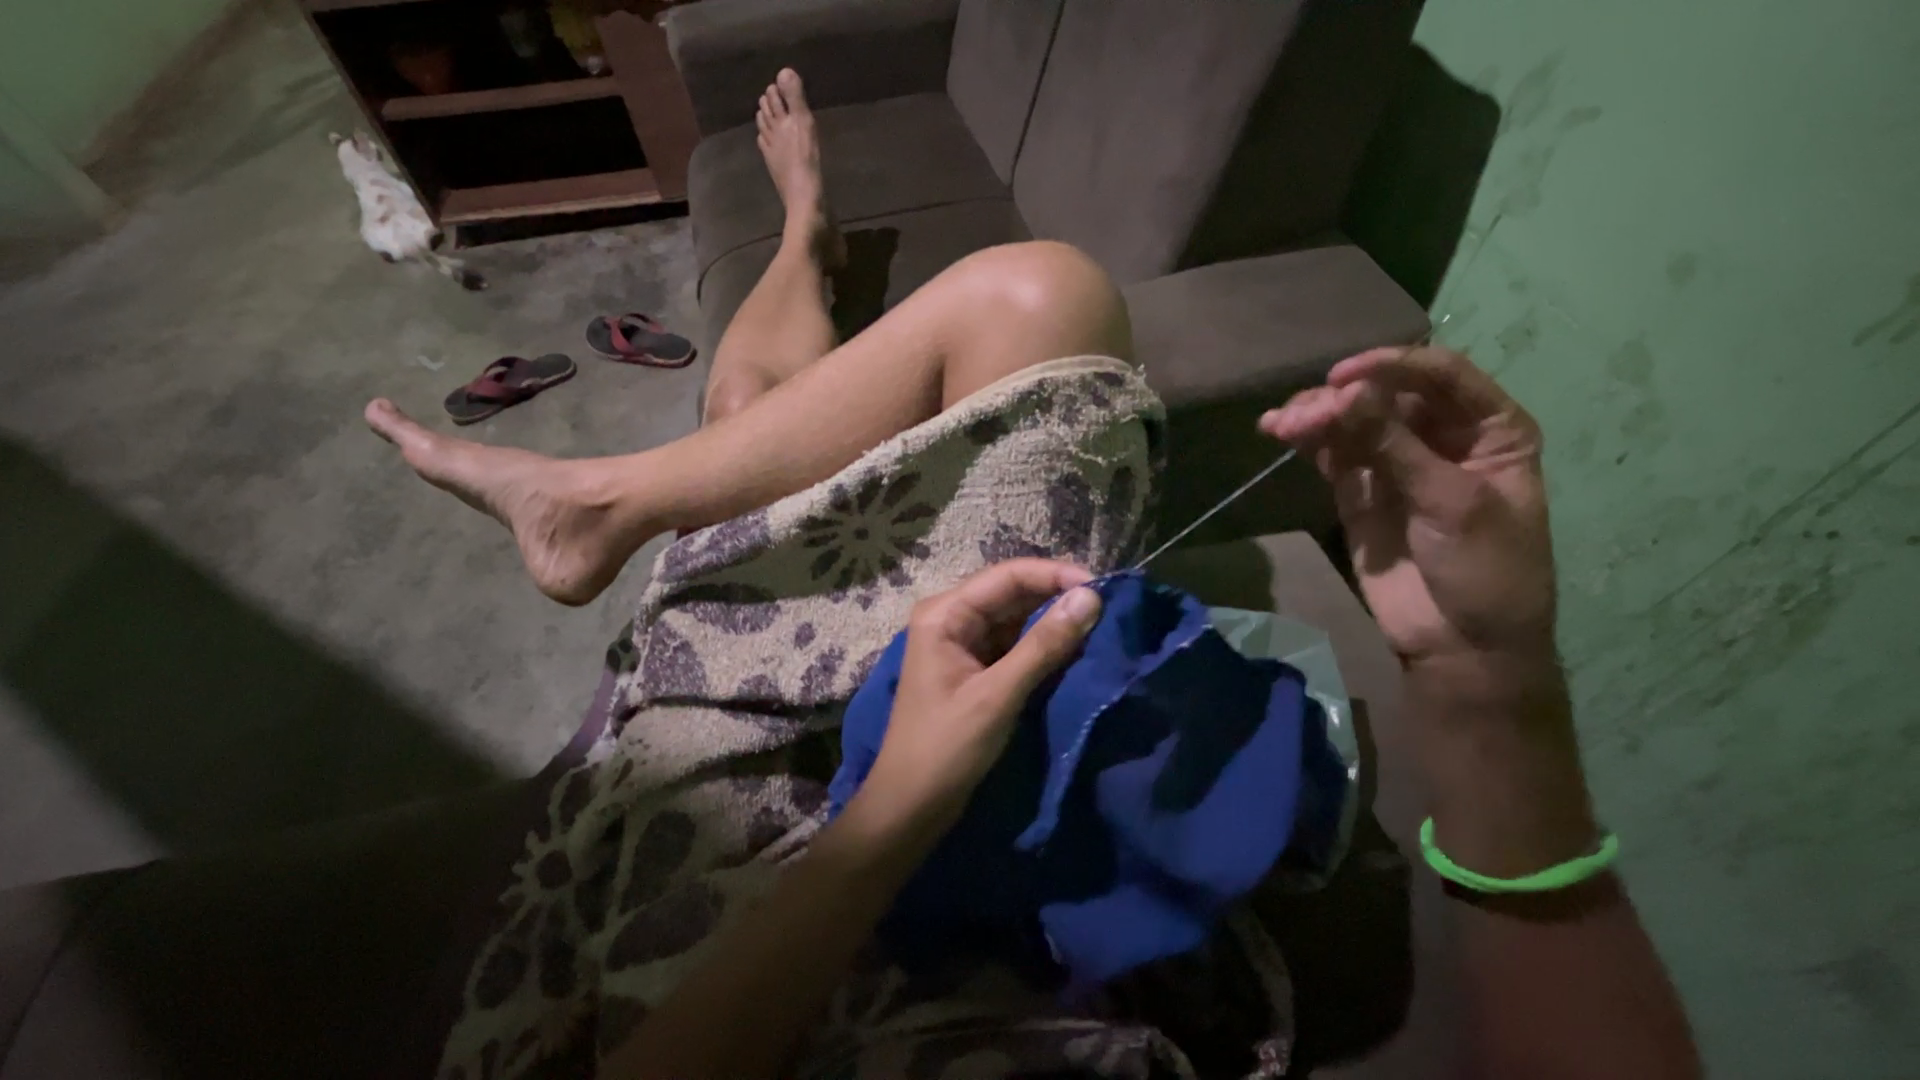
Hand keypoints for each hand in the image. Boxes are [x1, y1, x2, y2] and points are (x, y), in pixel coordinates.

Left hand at [855, 559, 1103, 832]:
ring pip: (1017, 617)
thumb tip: (1090, 598)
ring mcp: (962, 643)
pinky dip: (1043, 645)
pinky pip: (1015, 643)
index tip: (1104, 590)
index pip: (1008, 575)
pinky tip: (1074, 650)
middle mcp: (951, 617)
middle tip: (1109, 609)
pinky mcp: (975, 667)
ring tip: (1100, 626)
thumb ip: (1044, 645)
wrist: (911, 805)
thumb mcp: (998, 695)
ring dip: (1054, 620)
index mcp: (945, 613)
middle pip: (1013, 592)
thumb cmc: (946, 747)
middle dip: (1059, 596)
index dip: (1056, 575)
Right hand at [1259, 346, 1557, 690]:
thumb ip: (1394, 445)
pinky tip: (1279, 431)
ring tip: (1281, 425)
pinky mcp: (1360, 494)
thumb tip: (1342, 393)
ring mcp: (1396, 464)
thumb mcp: (1450, 502)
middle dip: (1343, 397)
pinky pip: (1332, 455)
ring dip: (1316, 416)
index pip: (1442, 375)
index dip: (1393, 366)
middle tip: (1303, 413)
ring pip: (1352, 422)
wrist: (1463, 645)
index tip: (1343, 375)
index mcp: (1490, 429)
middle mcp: (1442, 436)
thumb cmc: (1486, 568)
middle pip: (1388, 395)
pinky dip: (1307, 441)